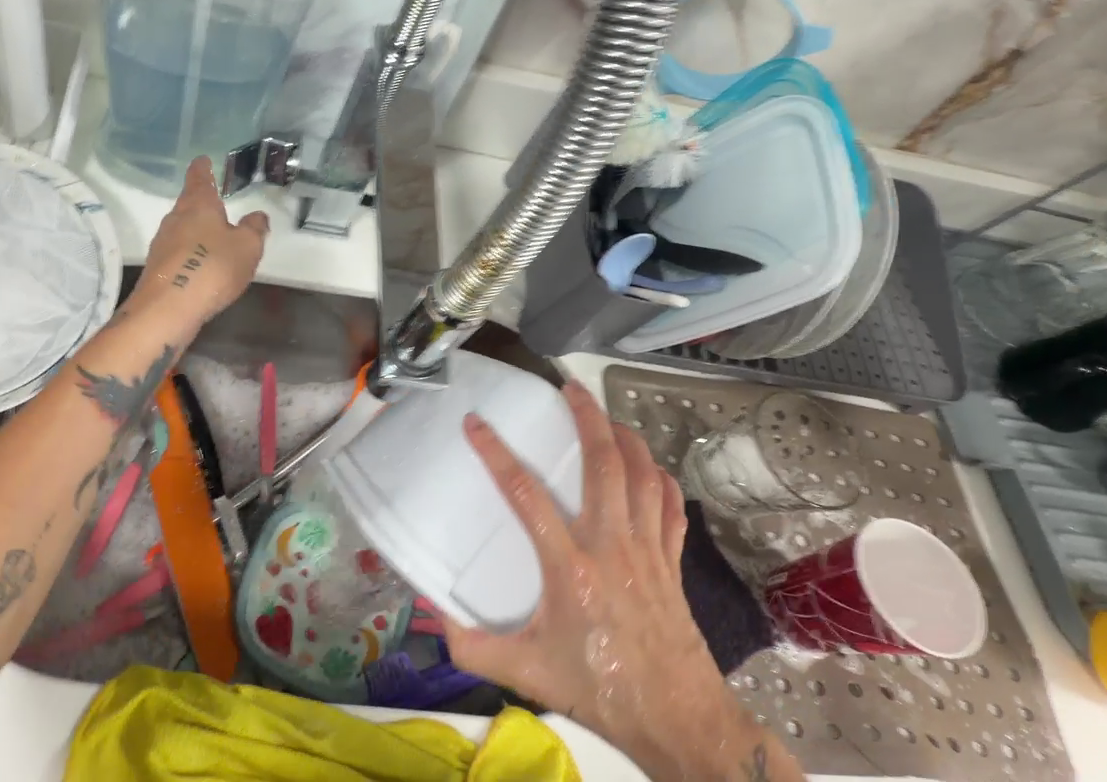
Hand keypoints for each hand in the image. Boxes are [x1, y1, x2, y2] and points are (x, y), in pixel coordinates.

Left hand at [130, 157, 268, 330]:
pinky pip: (179, 253)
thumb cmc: (212, 268)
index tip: (204, 159)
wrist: (168, 309)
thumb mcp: (247, 247)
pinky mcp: (159, 268)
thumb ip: (255, 229)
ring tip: (216, 239)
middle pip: (189, 204)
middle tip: (219, 205)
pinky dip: (192, 255)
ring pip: (183, 229)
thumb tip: (257, 215)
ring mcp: (162, 243)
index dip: (203, 167)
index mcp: (198, 204)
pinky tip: (203, 267)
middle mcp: (175, 218)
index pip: (199, 176)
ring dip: (198, 231)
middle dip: (203, 204)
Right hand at [446, 383, 788, 780]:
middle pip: (603, 463)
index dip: (496, 453)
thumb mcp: (522, 673)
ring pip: (642, 473)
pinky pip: (668, 503)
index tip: (476, 423)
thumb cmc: (597, 689)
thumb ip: (469, 644)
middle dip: (586, 416)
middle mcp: (611, 545)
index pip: (526, 494)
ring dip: (624, 436)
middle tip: (567, 387)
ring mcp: (647, 550)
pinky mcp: (671, 561)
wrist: (677, 718)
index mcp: (570, 568)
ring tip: (605, 414)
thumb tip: (429, 613)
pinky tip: (647, 466)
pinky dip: (658, 475)